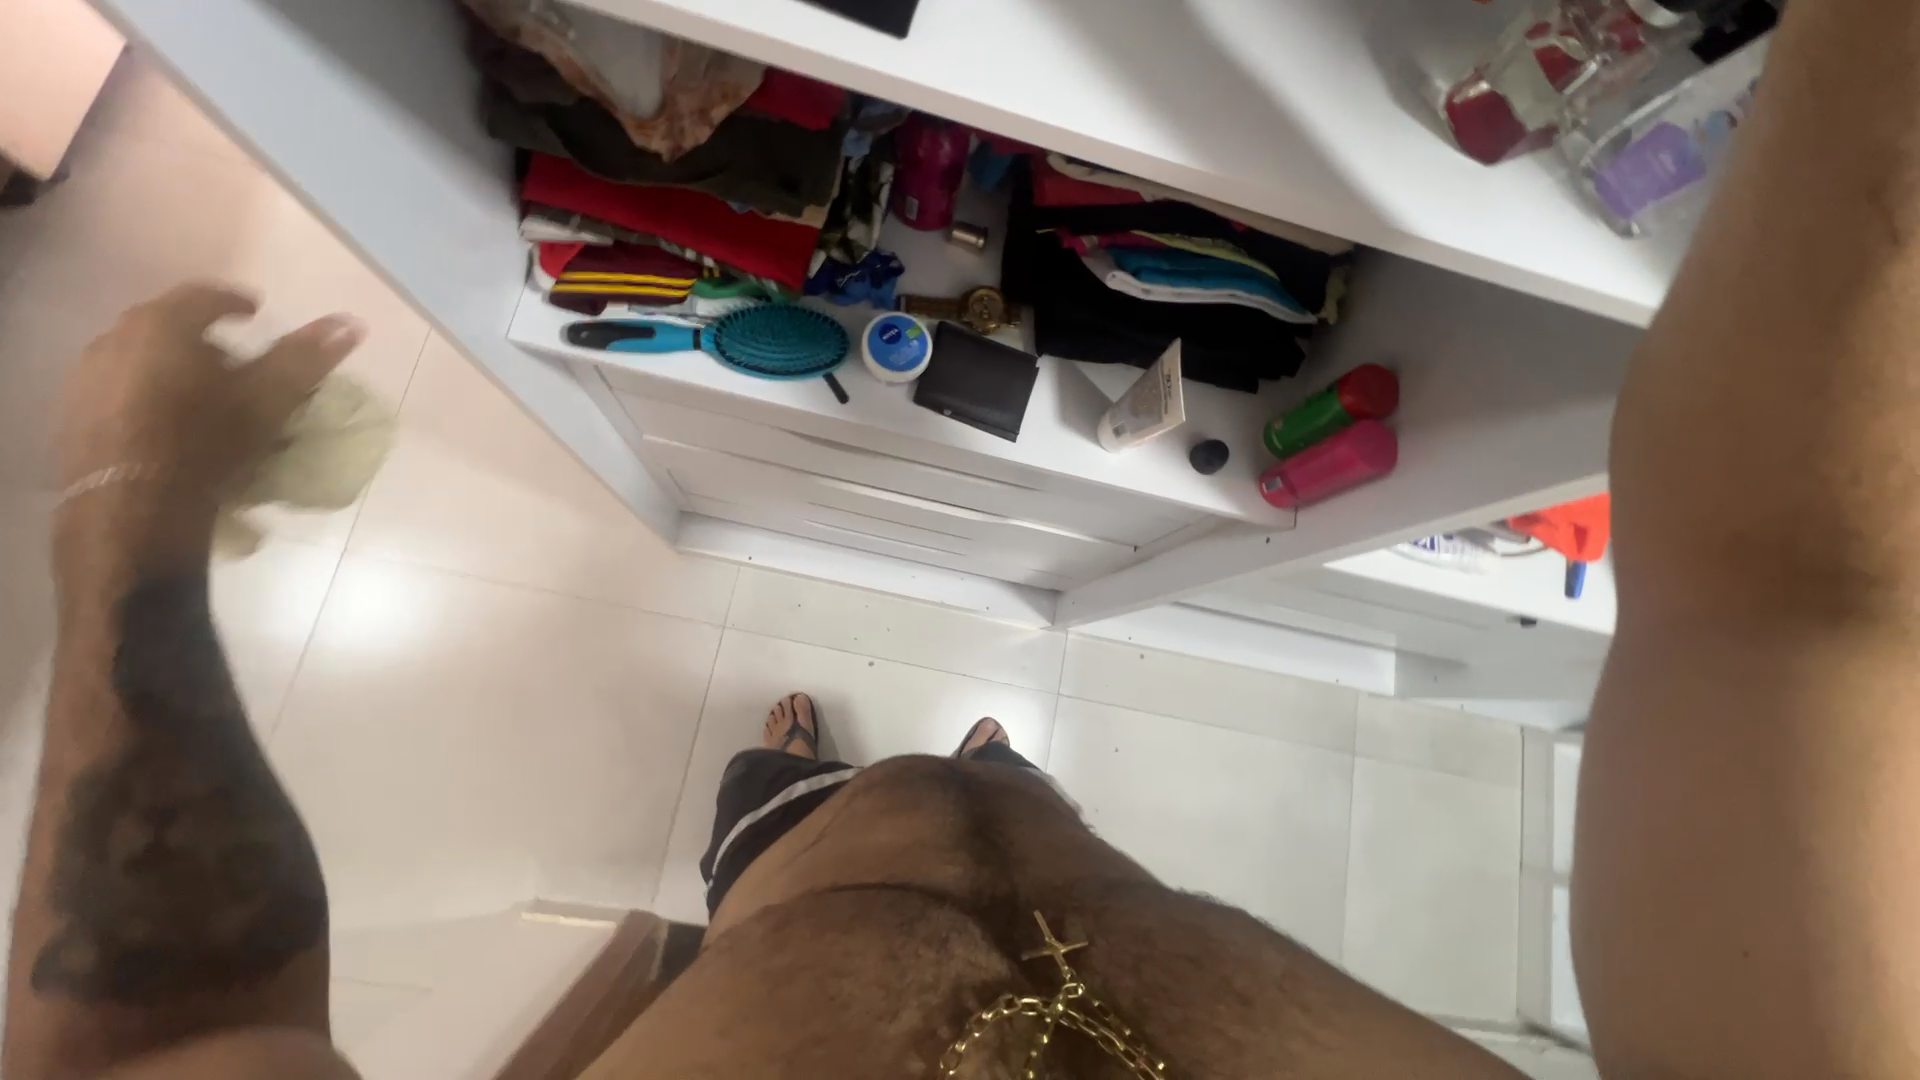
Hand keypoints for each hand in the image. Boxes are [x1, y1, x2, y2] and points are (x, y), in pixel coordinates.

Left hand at [56, 284, 365, 503]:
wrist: (135, 498)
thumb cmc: (210, 438)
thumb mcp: (271, 397)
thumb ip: (306, 356)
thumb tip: (351, 322)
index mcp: (162, 326)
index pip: (203, 295)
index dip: (235, 301)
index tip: (256, 314)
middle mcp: (115, 338)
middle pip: (168, 325)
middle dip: (207, 338)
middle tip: (239, 362)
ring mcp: (87, 375)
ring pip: (143, 357)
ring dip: (178, 366)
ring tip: (209, 395)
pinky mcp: (75, 410)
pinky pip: (123, 387)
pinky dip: (154, 393)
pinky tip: (175, 422)